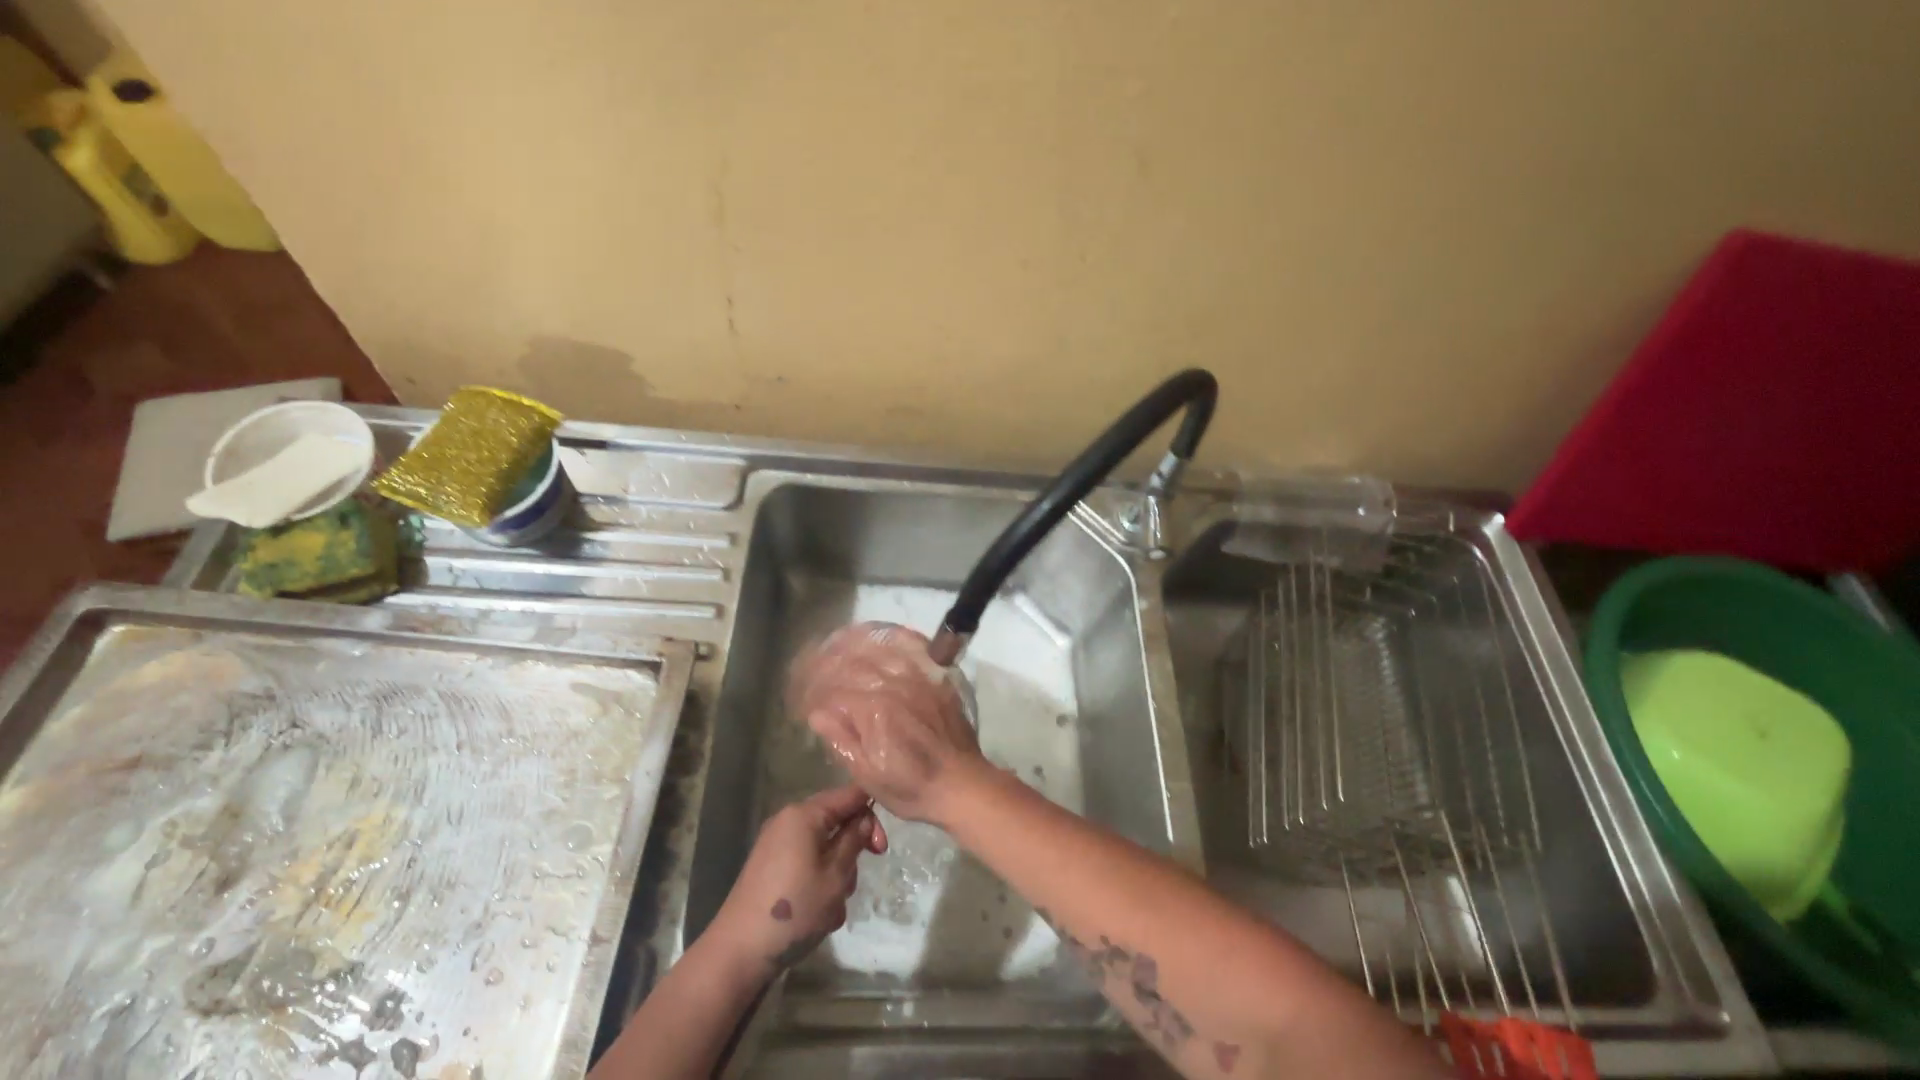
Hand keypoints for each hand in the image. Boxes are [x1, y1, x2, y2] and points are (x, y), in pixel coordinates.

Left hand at [710, 784, 887, 974]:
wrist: (740, 951)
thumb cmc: (796, 908)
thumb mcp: (835, 876)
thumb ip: (854, 841)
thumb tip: (865, 818)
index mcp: (803, 815)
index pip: (849, 795)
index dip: (872, 813)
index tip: (882, 847)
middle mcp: (787, 822)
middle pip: (835, 821)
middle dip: (851, 851)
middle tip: (855, 881)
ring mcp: (777, 846)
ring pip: (823, 848)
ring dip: (836, 874)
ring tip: (833, 906)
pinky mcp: (771, 869)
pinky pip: (807, 865)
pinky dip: (819, 883)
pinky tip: (818, 914)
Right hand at [788, 621, 989, 824]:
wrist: (961, 785)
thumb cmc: (910, 787)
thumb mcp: (867, 774)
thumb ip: (842, 740)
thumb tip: (817, 713)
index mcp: (873, 710)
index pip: (832, 690)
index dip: (813, 691)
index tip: (801, 695)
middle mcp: (894, 685)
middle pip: (851, 662)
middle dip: (826, 662)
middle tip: (810, 663)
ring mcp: (918, 677)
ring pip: (879, 648)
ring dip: (853, 642)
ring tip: (836, 642)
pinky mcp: (936, 677)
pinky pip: (913, 646)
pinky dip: (894, 637)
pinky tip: (880, 636)